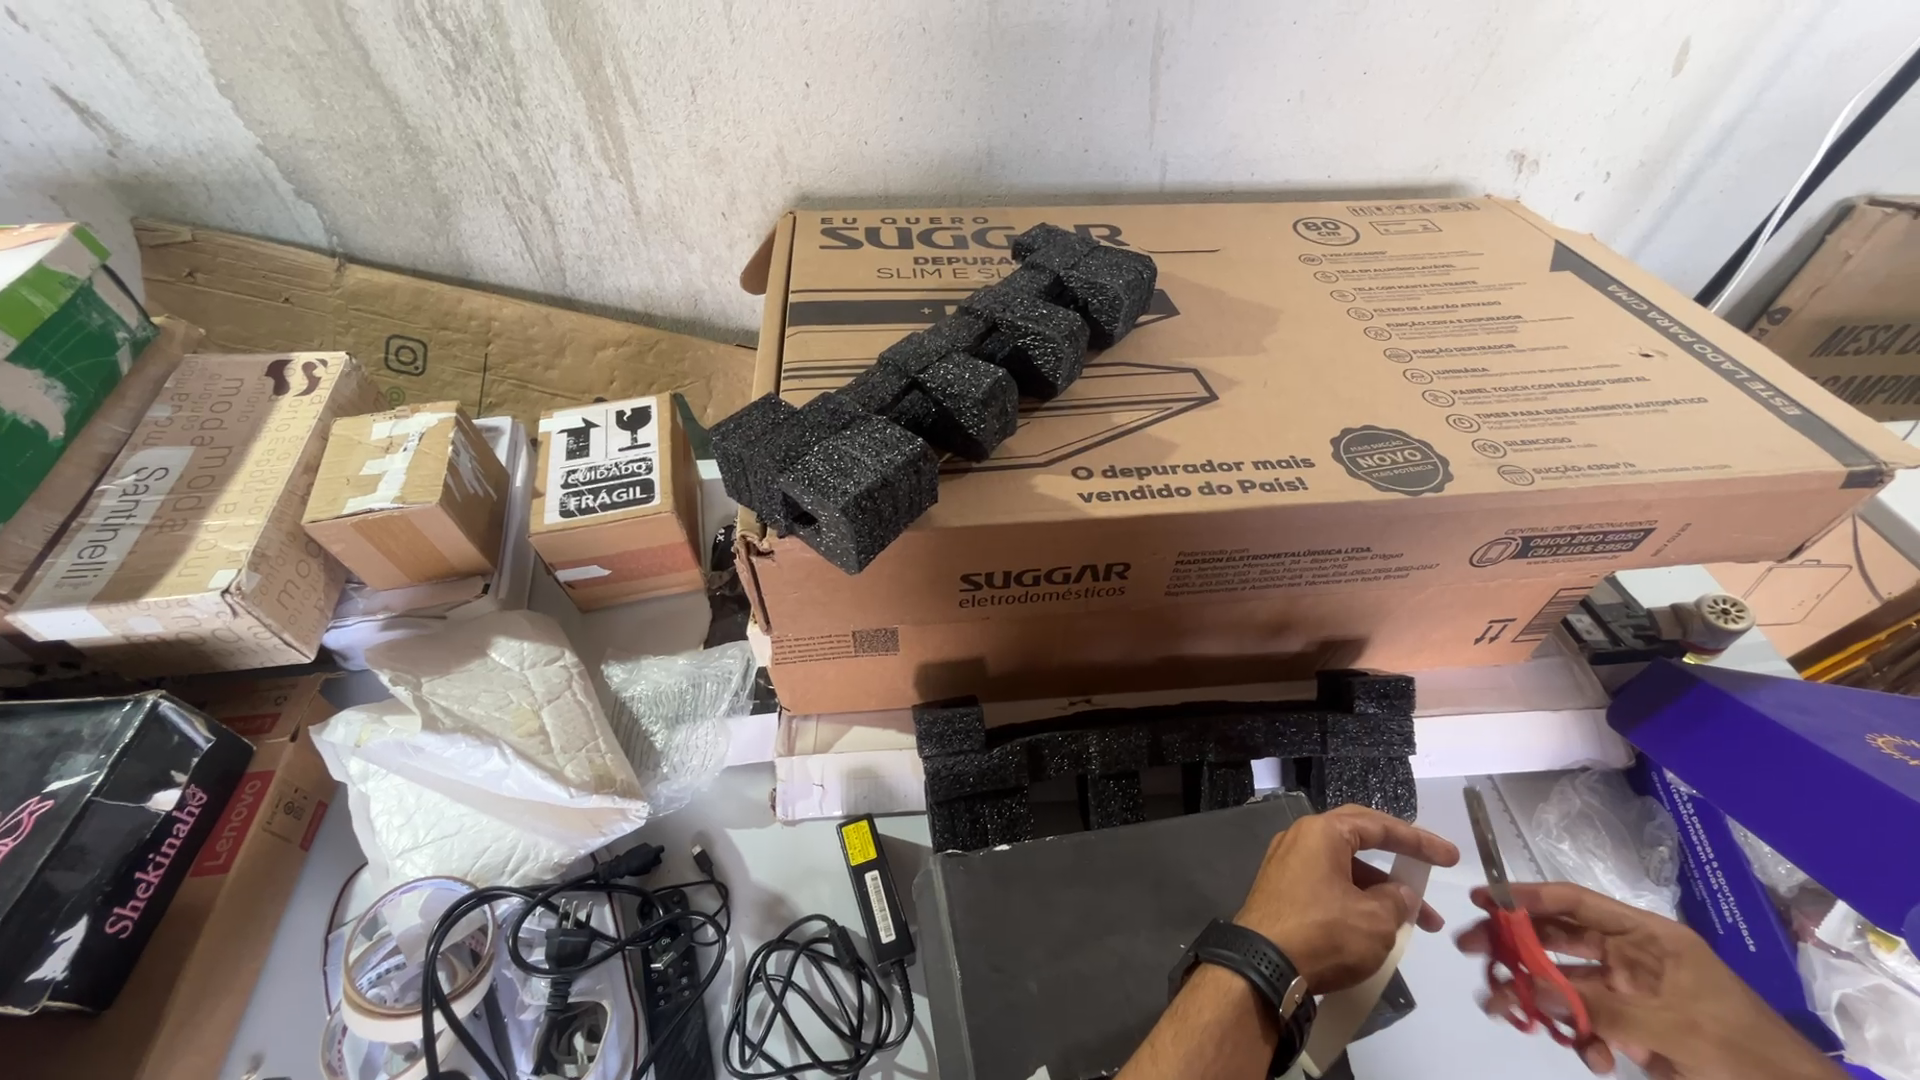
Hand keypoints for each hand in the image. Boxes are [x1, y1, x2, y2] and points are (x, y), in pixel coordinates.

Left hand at [1234, 804, 1460, 992]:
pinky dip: (1357, 897)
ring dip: (1381, 889)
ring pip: (1345, 867)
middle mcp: (1300, 839)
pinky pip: (1328, 883)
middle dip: (1398, 856)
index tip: (1449, 856)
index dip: (1418, 841)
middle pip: (1358, 837)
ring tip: (1420, 922)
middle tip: (1430, 869)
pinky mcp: (1282, 890)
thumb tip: (1399, 893)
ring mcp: (1287, 864)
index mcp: (1321, 832)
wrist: (1262, 964)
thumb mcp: (1375, 919)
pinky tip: (1380, 925)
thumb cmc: (1323, 933)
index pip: (1378, 825)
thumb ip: (1396, 900)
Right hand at [1456, 883, 1844, 1079]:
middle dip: (1518, 947)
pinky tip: (1591, 1059)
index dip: (1527, 897)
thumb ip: (1601, 1011)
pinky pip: (1589, 1022)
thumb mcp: (1677, 1031)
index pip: (1576, 903)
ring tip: (1508, 1011)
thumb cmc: (1747, 1054)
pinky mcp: (1637, 1029)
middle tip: (1475, 952)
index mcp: (1649, 938)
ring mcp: (1635, 994)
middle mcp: (1635, 957)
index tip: (1483, 900)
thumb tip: (1533, 995)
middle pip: (1560, 940)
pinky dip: (1580, 1037)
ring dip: (1540, 999)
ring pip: (1567, 984)